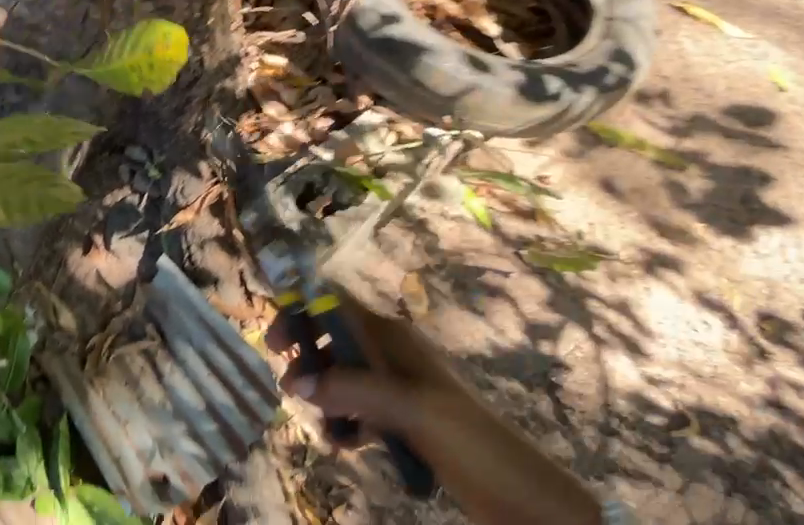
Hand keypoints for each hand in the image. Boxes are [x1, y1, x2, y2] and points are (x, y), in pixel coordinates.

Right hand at [276, 295, 602, 524]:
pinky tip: (343, 443)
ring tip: (322, 426)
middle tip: (293, 391)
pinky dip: (344, 422)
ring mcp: (398, 389)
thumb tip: (298, 382)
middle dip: (308, 362)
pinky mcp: (403, 421)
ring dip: (324, 397)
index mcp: (393, 338)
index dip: (300, 312)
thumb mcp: (411, 410)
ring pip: (342, 378)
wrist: (528, 500)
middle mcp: (391, 355)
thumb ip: (353, 390)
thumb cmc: (472, 442)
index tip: (275, 342)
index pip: (333, 304)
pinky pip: (357, 409)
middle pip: (332, 340)